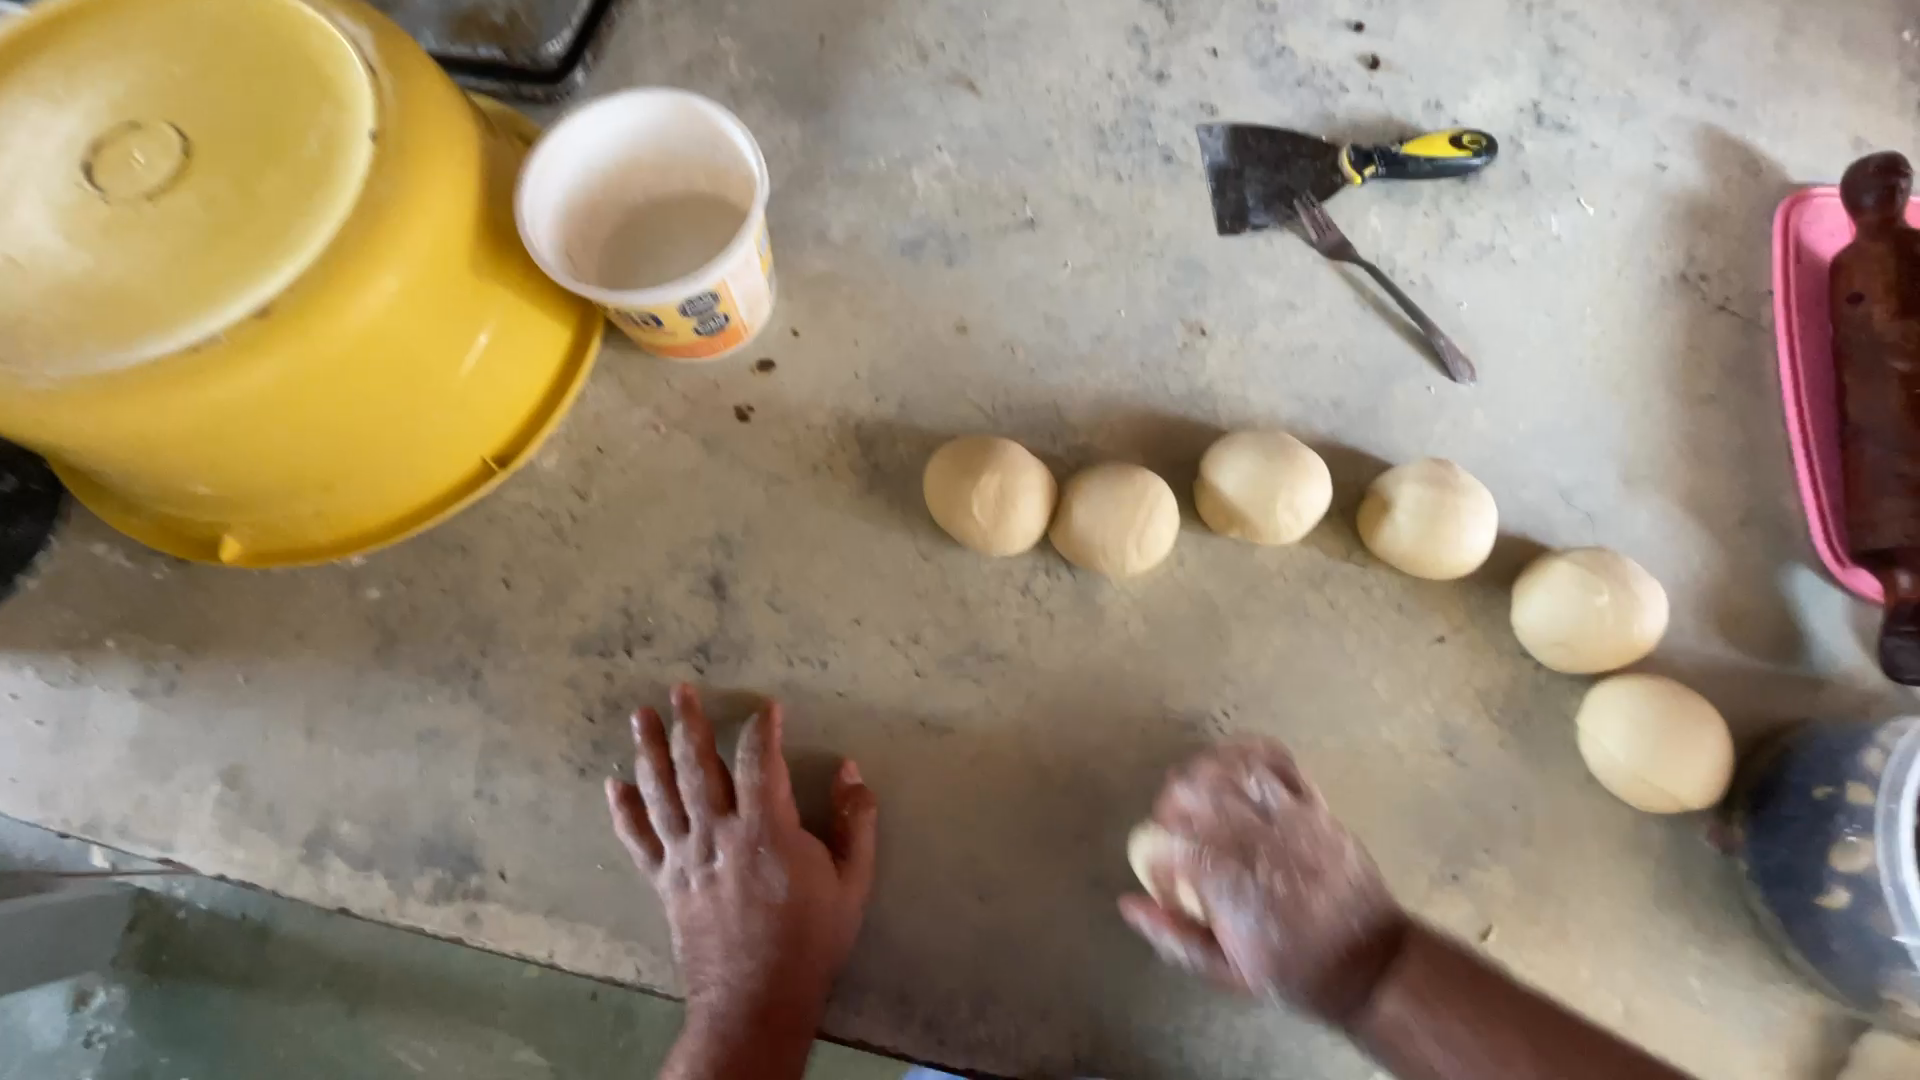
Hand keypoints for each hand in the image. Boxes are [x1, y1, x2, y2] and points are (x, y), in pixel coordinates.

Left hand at [605, 684, 878, 1043]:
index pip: (760, 760)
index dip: (763, 728)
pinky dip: (624, 811)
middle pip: (698, 766)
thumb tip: (851, 771)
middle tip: (679, 689)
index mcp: (766, 830)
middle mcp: (718, 834)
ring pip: (662, 794)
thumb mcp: (852, 881)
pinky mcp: (666, 883)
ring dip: (650, 752)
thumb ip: (856, 822)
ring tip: (640, 717)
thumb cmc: (811, 938)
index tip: (768, 706)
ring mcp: (686, 858)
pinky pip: (639, 841)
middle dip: (688, 723)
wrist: (756, 1001)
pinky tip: (613, 785)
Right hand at [1118, 740, 1408, 1025]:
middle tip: (1172, 824)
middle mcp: (1254, 841)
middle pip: (1191, 791)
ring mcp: (1286, 816)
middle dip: (1169, 803)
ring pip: (1226, 767)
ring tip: (1195, 792)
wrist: (1372, 964)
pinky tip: (1229, 766)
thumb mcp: (1229, 973)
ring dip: (1199, 773)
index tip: (1159, 868)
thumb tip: (1127, 904)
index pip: (1169, 842)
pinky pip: (1272, 757)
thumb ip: (1175, 938)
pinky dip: (1242, 752)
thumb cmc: (1295, 970)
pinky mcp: (1310, 802)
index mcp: (1231, 884)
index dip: (1153, 850)